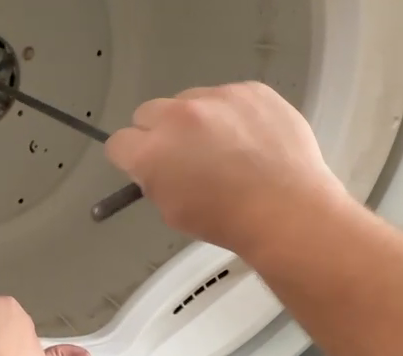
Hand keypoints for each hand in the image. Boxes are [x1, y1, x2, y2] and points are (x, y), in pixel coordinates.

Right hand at [105, 83, 352, 255]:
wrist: (283, 206)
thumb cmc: (222, 219)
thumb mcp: (171, 211)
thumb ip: (154, 180)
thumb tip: (157, 167)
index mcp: (152, 152)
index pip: (119, 143)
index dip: (129, 157)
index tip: (144, 168)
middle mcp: (178, 116)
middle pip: (148, 112)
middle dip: (157, 132)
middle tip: (180, 155)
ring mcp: (217, 96)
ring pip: (188, 100)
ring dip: (194, 119)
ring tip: (221, 147)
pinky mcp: (250, 89)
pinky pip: (227, 96)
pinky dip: (229, 114)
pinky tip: (247, 139)